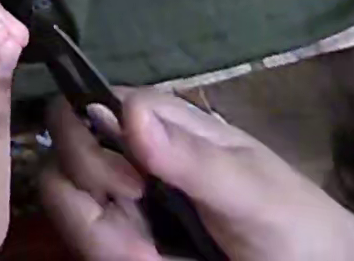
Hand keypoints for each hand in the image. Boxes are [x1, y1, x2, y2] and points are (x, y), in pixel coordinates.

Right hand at [40, 89, 353, 260]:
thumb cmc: (291, 220)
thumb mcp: (248, 190)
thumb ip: (189, 156)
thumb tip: (127, 110)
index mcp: (152, 120)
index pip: (82, 107)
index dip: (91, 147)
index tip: (134, 188)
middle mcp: (126, 151)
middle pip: (63, 152)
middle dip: (88, 196)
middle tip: (142, 233)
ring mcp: (122, 200)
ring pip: (66, 200)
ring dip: (97, 238)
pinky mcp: (124, 240)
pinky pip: (89, 240)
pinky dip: (106, 254)